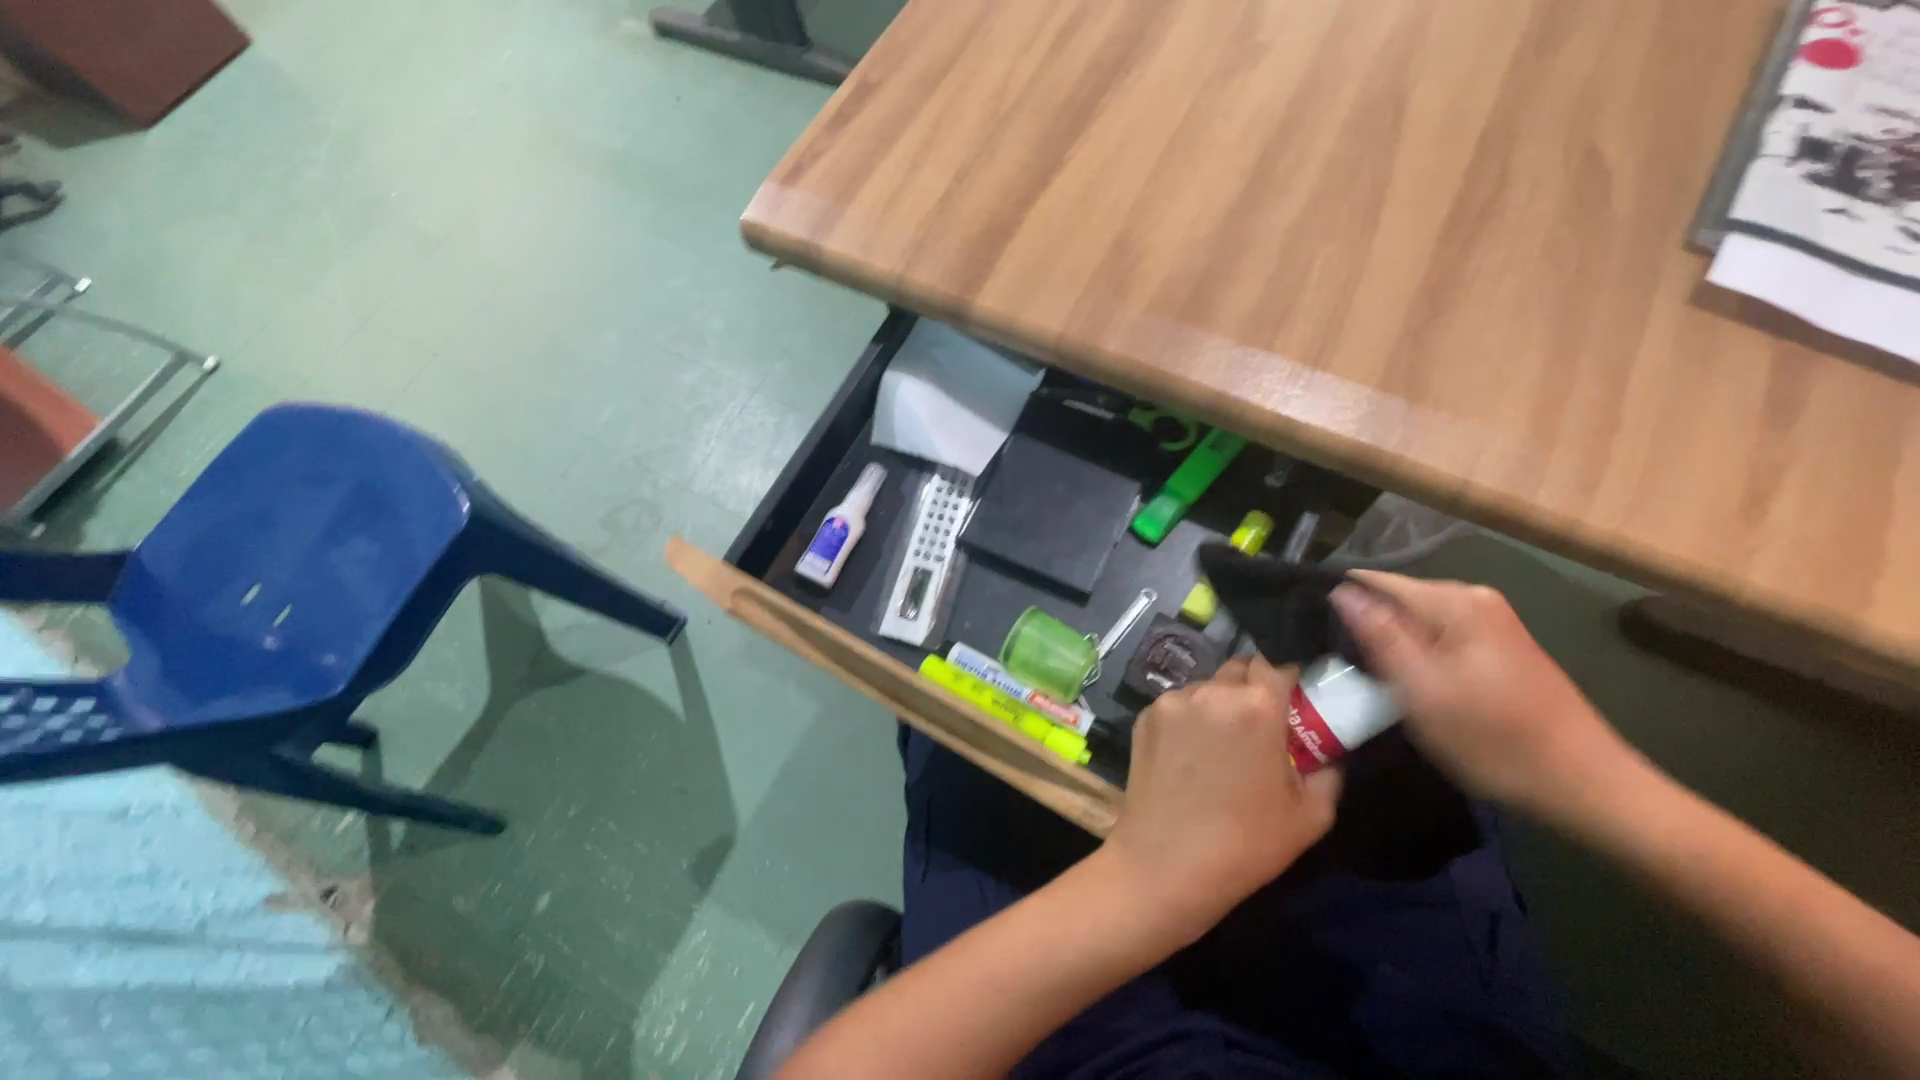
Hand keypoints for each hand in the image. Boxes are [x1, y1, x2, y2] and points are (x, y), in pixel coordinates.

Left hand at [1104, 655, 1341, 943]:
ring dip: (1218, 705)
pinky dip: (1188, 720)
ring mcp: (1172, 703)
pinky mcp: (1144, 718)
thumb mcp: (1311, 816)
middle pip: (1239, 672)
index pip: (1277, 667)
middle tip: (1259, 727)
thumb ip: (1328, 773)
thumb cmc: (1245, 843)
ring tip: (1220, 746)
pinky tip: (1188, 757)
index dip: (1288, 682)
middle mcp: (1212, 692)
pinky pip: (1176, 707)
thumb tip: (1328, 755)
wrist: (1165, 864)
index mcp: (1258, 706)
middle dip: (1252, 690)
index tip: (1293, 706)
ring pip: (1205, 688)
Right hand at [1330, 570, 1639, 819]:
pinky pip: (1438, 636)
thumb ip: (1379, 636)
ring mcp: (1490, 621)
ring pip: (1415, 621)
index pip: (1374, 582)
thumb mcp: (1423, 691)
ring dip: (1389, 644)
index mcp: (1455, 601)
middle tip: (1336, 665)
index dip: (1339, 603)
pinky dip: (1416, 655)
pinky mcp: (1498, 645)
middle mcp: (1474, 598)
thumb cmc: (1494, 740)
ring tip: (1362, 676)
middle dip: (1364, 626)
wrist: (1583, 782)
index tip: (1309, 631)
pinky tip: (1405, 683)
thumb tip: (1340, 591)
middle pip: (1395, 600)